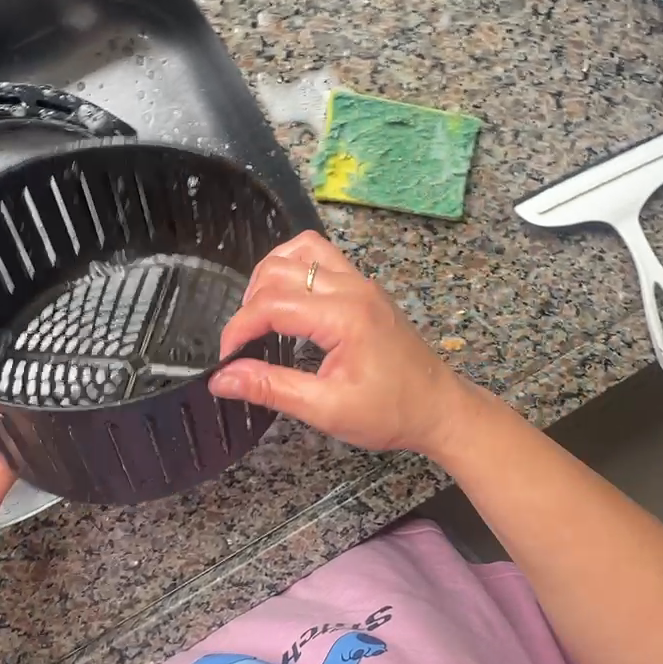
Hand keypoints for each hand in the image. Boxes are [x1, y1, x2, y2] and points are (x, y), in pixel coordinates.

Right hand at [210, 231, 483, 457]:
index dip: (239, 328)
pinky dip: (294, 269)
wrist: (439, 408)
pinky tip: (289, 302)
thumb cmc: (391, 412)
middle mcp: (352, 287)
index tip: (227, 358)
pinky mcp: (363, 288)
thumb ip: (271, 388)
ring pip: (300, 250)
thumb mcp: (326, 408)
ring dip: (270, 276)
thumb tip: (222, 379)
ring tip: (261, 315)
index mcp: (344, 315)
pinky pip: (320, 257)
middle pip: (279, 269)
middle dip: (250, 302)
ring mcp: (360, 283)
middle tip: (244, 342)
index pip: (272, 303)